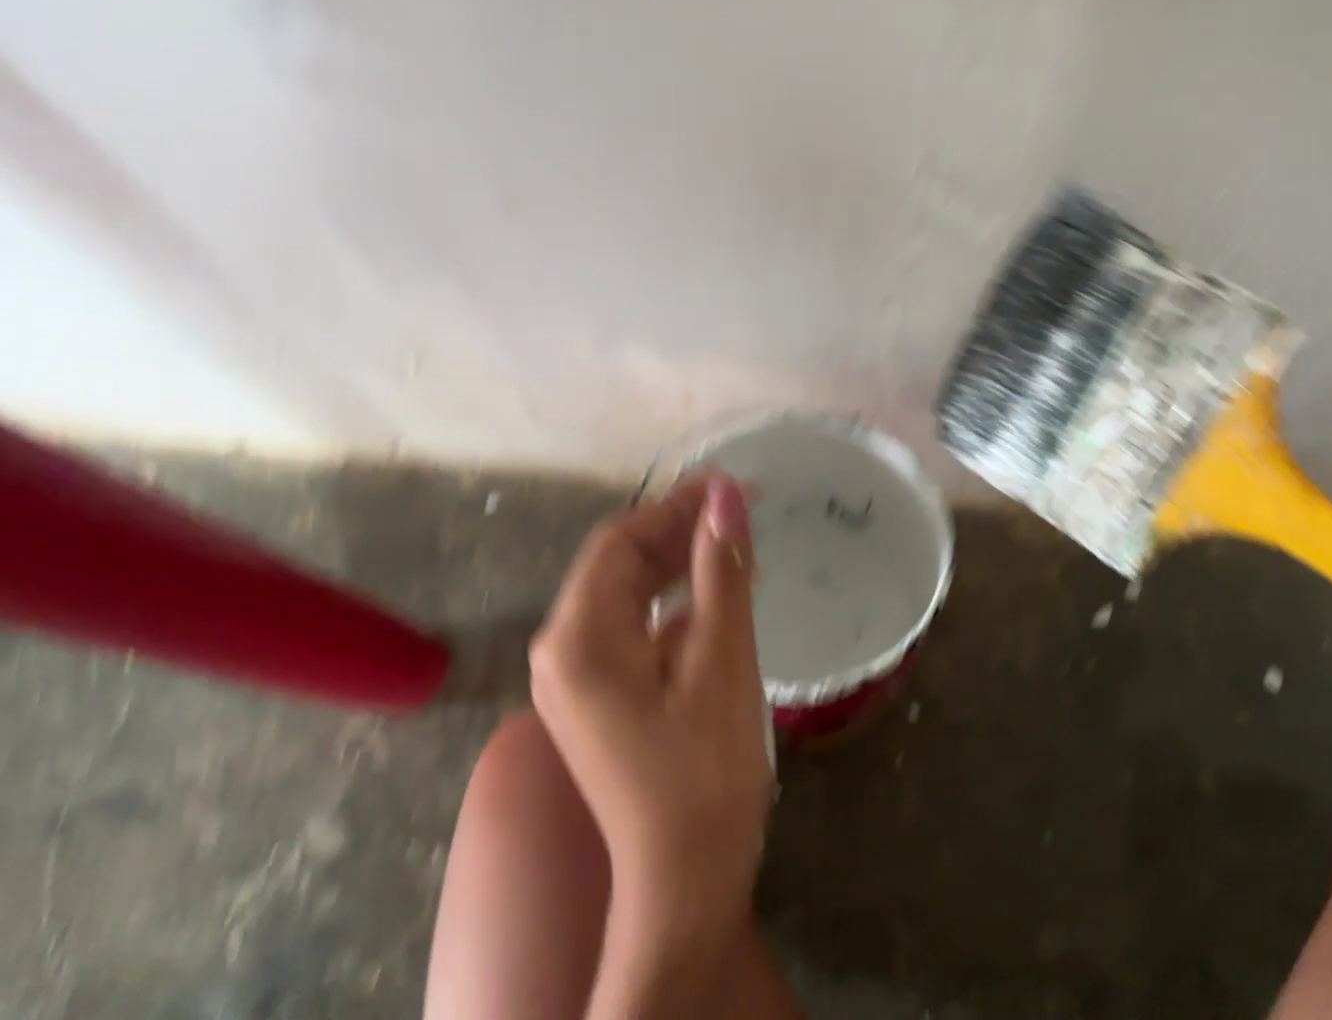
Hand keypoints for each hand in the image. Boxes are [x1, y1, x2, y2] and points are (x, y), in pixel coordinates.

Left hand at [528, 475, 770, 1008]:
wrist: (687, 872)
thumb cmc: (707, 767)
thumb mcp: (722, 661)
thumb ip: (720, 573)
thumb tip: (725, 498)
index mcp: (577, 639)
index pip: (619, 543)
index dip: (675, 505)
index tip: (734, 485)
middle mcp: (561, 654)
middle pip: (618, 567)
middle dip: (678, 533)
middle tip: (745, 511)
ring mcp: (576, 682)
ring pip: (627, 599)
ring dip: (679, 568)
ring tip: (739, 548)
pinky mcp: (600, 703)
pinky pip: (634, 633)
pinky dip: (674, 608)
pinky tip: (718, 602)